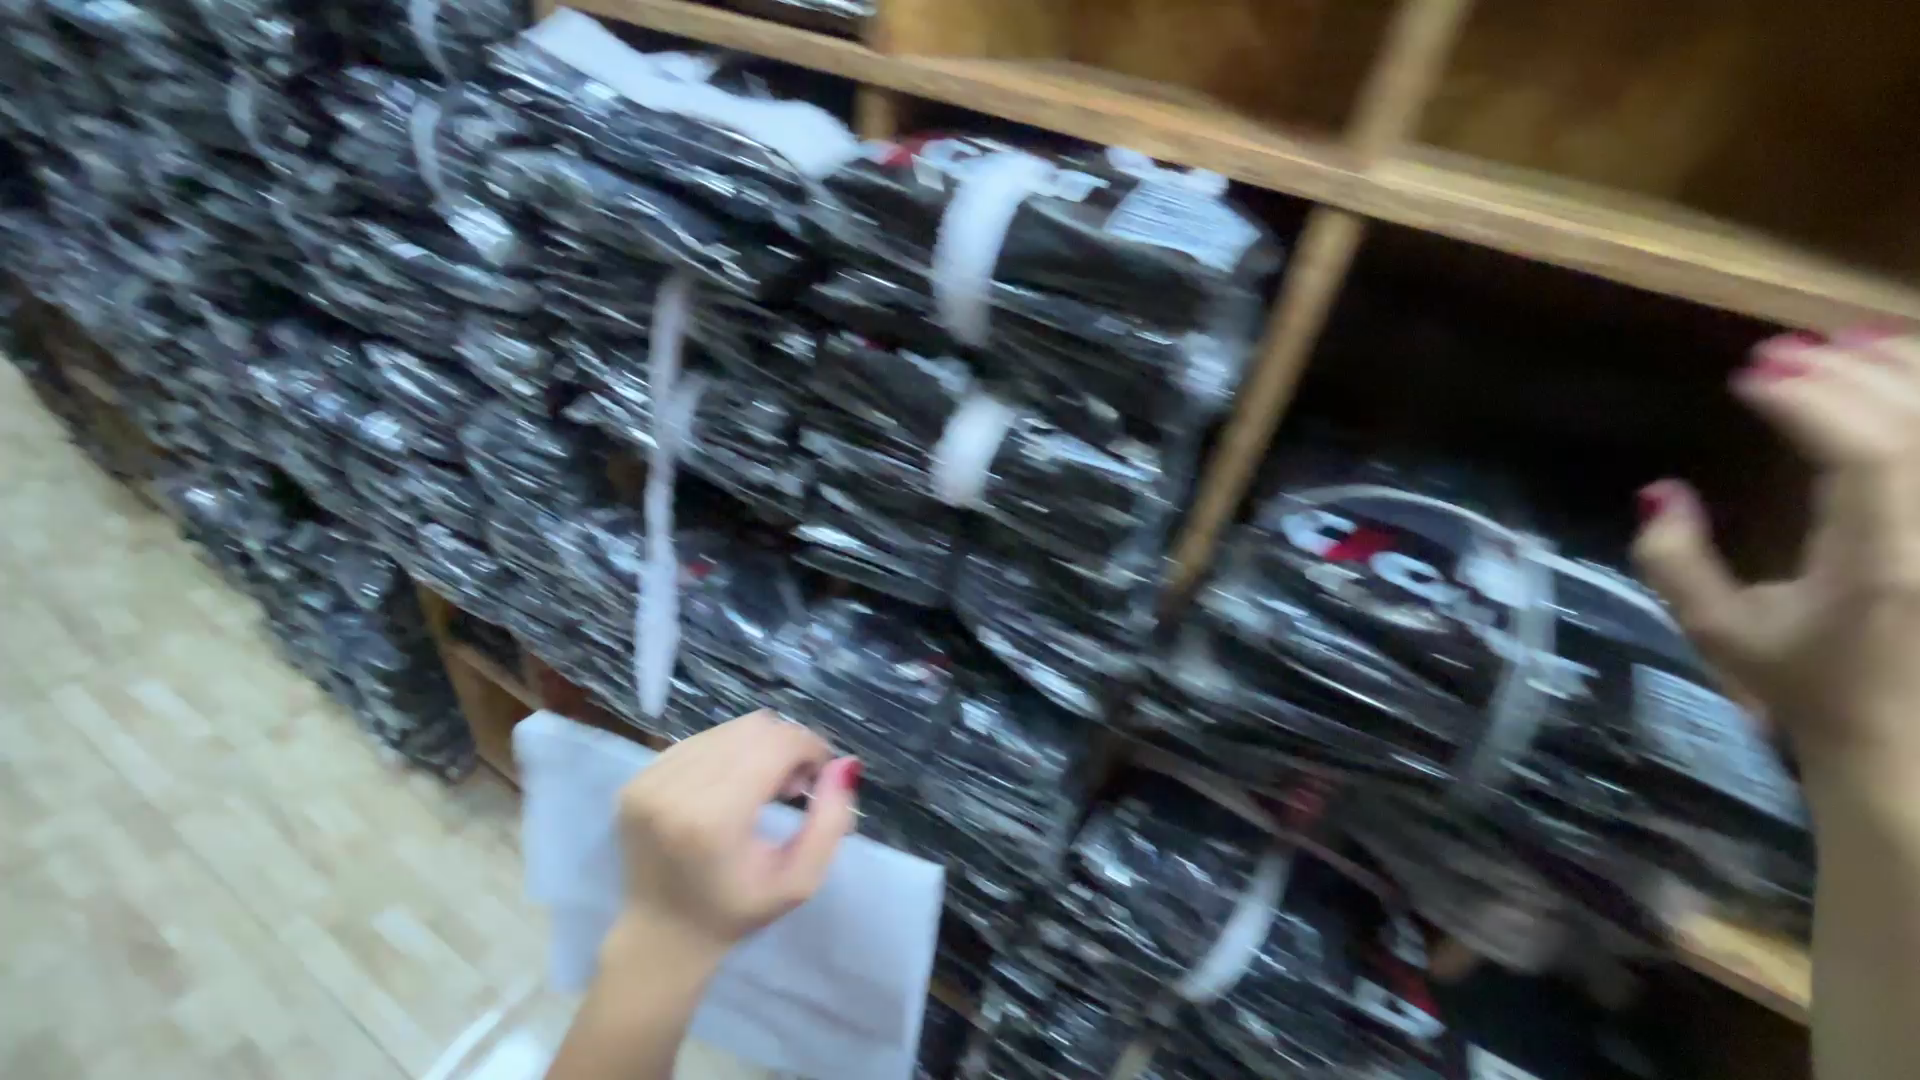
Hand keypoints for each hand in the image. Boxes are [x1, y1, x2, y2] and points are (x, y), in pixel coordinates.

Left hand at [614, 709, 861, 960]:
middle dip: (786, 746)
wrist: (660, 938)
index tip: (821, 775)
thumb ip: (830, 820)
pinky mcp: (636, 779)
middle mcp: (675, 788)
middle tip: (794, 786)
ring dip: (757, 747)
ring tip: (762, 787)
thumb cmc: (736, 912)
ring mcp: (650, 780)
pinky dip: (726, 754)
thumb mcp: (800, 879)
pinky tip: (731, 787)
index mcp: (714, 817)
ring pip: (727, 730)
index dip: (810, 748)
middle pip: (754, 729)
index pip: (776, 743)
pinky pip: (699, 741)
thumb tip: (844, 764)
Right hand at [1633, 329, 1919, 779]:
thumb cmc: (1814, 690)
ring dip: (1912, 375)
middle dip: (1855, 373)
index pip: (1867, 455)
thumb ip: (1675, 563)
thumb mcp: (1721, 633)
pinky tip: (1904, 387)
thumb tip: (1660, 491)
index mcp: (1888, 566)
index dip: (1809, 401)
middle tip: (1790, 351)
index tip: (1749, 375)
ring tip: (1857, 346)